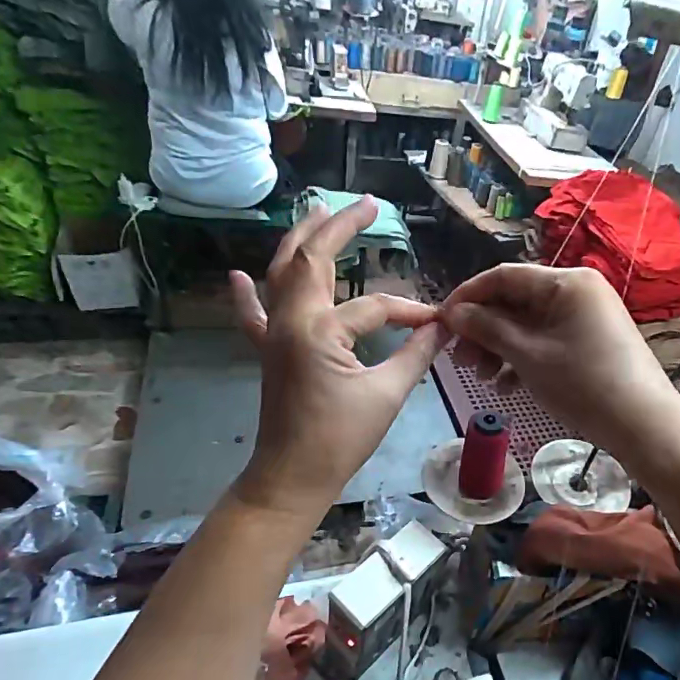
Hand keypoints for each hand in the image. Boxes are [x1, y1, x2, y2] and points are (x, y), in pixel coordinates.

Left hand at [230, 199, 446, 516]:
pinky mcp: (267, 351)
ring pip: (280, 273)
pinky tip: (236, 274)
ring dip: (298, 239)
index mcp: (319, 329)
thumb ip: (416, 355)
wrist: (292, 475)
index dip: (410, 310)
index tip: (439, 321)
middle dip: (340, 226)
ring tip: (315, 209)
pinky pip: (252, 316)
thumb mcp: (387, 396)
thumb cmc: (340, 439)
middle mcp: (290, 320)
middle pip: (311, 258)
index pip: (375, 306)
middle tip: (367, 204)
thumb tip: (443, 328)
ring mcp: (273, 334)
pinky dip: (245, 294)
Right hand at [441, 264, 679, 465]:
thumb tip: (453, 313)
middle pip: (515, 301)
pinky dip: (522, 358)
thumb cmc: (583, 384)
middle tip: (460, 361)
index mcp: (566, 281)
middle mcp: (577, 289)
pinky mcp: (590, 339)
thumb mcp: (528, 355)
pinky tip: (506, 386)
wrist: (644, 425)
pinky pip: (546, 339)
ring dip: (499, 347)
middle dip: (483, 330)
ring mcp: (586, 315)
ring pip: (528, 323)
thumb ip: (487, 329)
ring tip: (481, 378)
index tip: (441, 323)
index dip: (467, 297)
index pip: (503, 276)